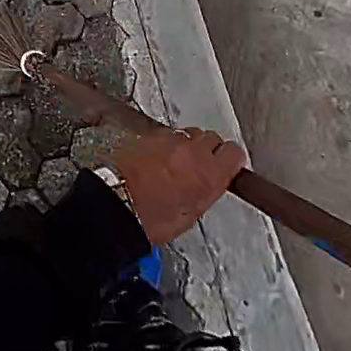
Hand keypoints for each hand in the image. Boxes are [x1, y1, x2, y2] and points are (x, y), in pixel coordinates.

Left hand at [111, 127, 246, 244]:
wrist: (116, 202)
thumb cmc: (148, 217)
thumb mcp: (190, 216)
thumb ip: (206, 193)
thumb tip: (210, 184)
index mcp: (208, 174)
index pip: (234, 153)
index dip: (231, 160)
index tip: (227, 165)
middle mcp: (192, 151)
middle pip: (212, 138)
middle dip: (209, 150)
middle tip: (200, 166)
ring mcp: (170, 139)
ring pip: (190, 133)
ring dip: (189, 146)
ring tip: (178, 164)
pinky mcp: (151, 134)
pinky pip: (168, 134)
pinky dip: (169, 144)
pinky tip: (161, 159)